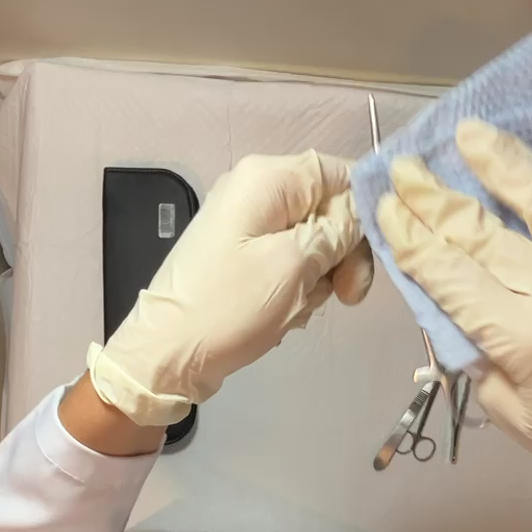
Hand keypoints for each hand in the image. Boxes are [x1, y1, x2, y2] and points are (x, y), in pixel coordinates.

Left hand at [88, 151, 373, 425]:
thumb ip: (337, 231)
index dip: (362, 216)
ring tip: (294, 311)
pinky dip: (293, 294)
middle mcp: (255, 192)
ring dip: (315, 283)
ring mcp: (245, 229)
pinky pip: (286, 269)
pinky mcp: (239, 262)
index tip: (364, 263)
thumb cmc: (229, 307)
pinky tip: (280, 317)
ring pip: (310, 247)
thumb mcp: (294, 266)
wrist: (166, 356)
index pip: (341, 175)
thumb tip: (360, 212)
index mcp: (267, 178)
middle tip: (343, 299)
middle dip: (340, 257)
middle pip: (327, 213)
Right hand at [376, 119, 531, 531]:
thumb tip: (456, 294)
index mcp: (526, 338)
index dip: (414, 238)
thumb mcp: (505, 404)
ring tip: (472, 134)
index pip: (452, 275)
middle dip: (438, 199)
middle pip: (487, 233)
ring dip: (504, 164)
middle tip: (410, 167)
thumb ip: (479, 346)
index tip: (388, 207)